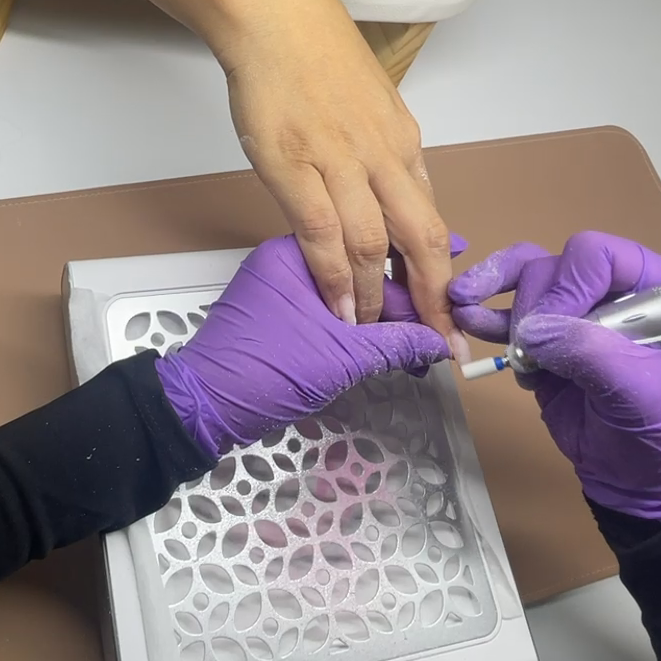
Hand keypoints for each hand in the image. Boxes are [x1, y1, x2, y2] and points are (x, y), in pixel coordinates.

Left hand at [155, 235, 451, 456]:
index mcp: (296, 251)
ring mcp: (285, 287)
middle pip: (363, 272)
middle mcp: (290, 259)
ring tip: (429, 340)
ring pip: (351, 294)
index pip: (370, 254)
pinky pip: (334, 310)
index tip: (455, 279)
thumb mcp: (340, 357)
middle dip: (406, 302)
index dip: (417, 276)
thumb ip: (396, 343)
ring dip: (387, 318)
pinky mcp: (283, 314)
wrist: (205, 408)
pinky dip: (363, 328)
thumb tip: (442, 342)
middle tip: (449, 321)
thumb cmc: (266, 371)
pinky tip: (396, 343)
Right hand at [220, 16, 454, 344]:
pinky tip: (339, 306)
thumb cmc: (315, 61)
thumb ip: (379, 160)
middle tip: (437, 342)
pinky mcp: (296, 166)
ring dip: (377, 296)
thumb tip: (385, 206)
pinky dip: (335, 275)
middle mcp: (384, 157)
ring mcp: (341, 161)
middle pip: (421, 238)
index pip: (431, 219)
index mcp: (403, 144)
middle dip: (433, 297)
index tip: (448, 314)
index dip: (443, 273)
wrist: (275, 20)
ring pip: (373, 243)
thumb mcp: (367, 110)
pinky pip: (324, 231)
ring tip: (373, 336)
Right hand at [449, 232, 660, 528]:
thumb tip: (530, 330)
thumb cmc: (657, 428)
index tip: (558, 326)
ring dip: (489, 293)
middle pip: (549, 268)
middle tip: (529, 348)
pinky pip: (504, 313)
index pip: (596, 256)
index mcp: (646, 288)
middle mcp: (605, 290)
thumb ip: (587, 350)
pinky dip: (483, 318)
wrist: (637, 472)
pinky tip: (466, 324)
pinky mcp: (540, 339)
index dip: (568, 283)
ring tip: (464, 310)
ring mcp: (569, 313)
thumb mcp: (636, 389)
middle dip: (531, 305)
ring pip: (521, 281)